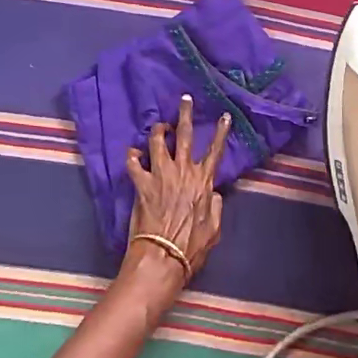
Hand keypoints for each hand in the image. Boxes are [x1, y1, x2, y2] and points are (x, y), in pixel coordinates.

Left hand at [124, 96, 230, 287]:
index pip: (215, 151)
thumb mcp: (214, 229)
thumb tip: (214, 193)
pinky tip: (133, 153)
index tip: (225, 116)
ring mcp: (159, 174)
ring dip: (158, 130)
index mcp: (203, 182)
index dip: (221, 132)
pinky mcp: (141, 183)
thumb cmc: (191, 248)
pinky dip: (132, 155)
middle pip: (184, 135)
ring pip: (157, 141)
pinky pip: (133, 162)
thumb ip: (215, 207)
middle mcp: (182, 171)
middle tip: (184, 99)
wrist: (162, 258)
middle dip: (185, 114)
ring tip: (159, 126)